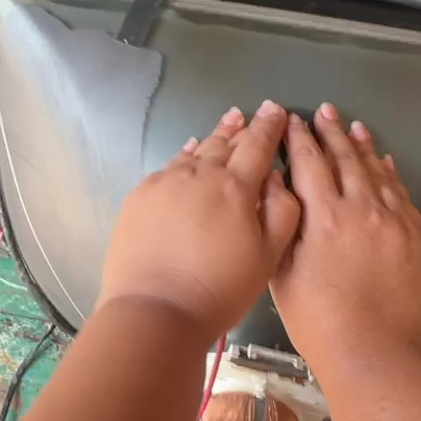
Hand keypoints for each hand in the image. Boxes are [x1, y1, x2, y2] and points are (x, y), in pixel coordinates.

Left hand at [97, 100, 299, 338]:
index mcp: (236, 187)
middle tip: (247, 115)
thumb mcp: (268, 257)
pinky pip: (166, 168)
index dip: (269, 126)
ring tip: (222, 127)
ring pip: (193, 152)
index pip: (257, 145)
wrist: (156, 310)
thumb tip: (276, 178)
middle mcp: (199, 175)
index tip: (275, 110)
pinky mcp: (139, 198)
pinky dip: (182, 157)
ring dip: (211, 139)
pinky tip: (186, 153)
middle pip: (222, 143)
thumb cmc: (221, 289)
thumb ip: (281, 211)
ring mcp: (164, 184)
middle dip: (239, 128)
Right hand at [271, 103, 420, 369]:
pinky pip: (400, 192)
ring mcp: (392, 219)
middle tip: (324, 110)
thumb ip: (282, 228)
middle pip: (344, 158)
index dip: (298, 138)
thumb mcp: (282, 275)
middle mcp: (360, 208)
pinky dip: (390, 171)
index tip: (291, 120)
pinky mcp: (414, 234)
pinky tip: (384, 160)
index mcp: (322, 217)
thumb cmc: (317, 321)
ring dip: (362, 145)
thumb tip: (279, 190)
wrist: (375, 351)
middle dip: (331, 131)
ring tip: (353, 124)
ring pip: (375, 170)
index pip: (308, 163)